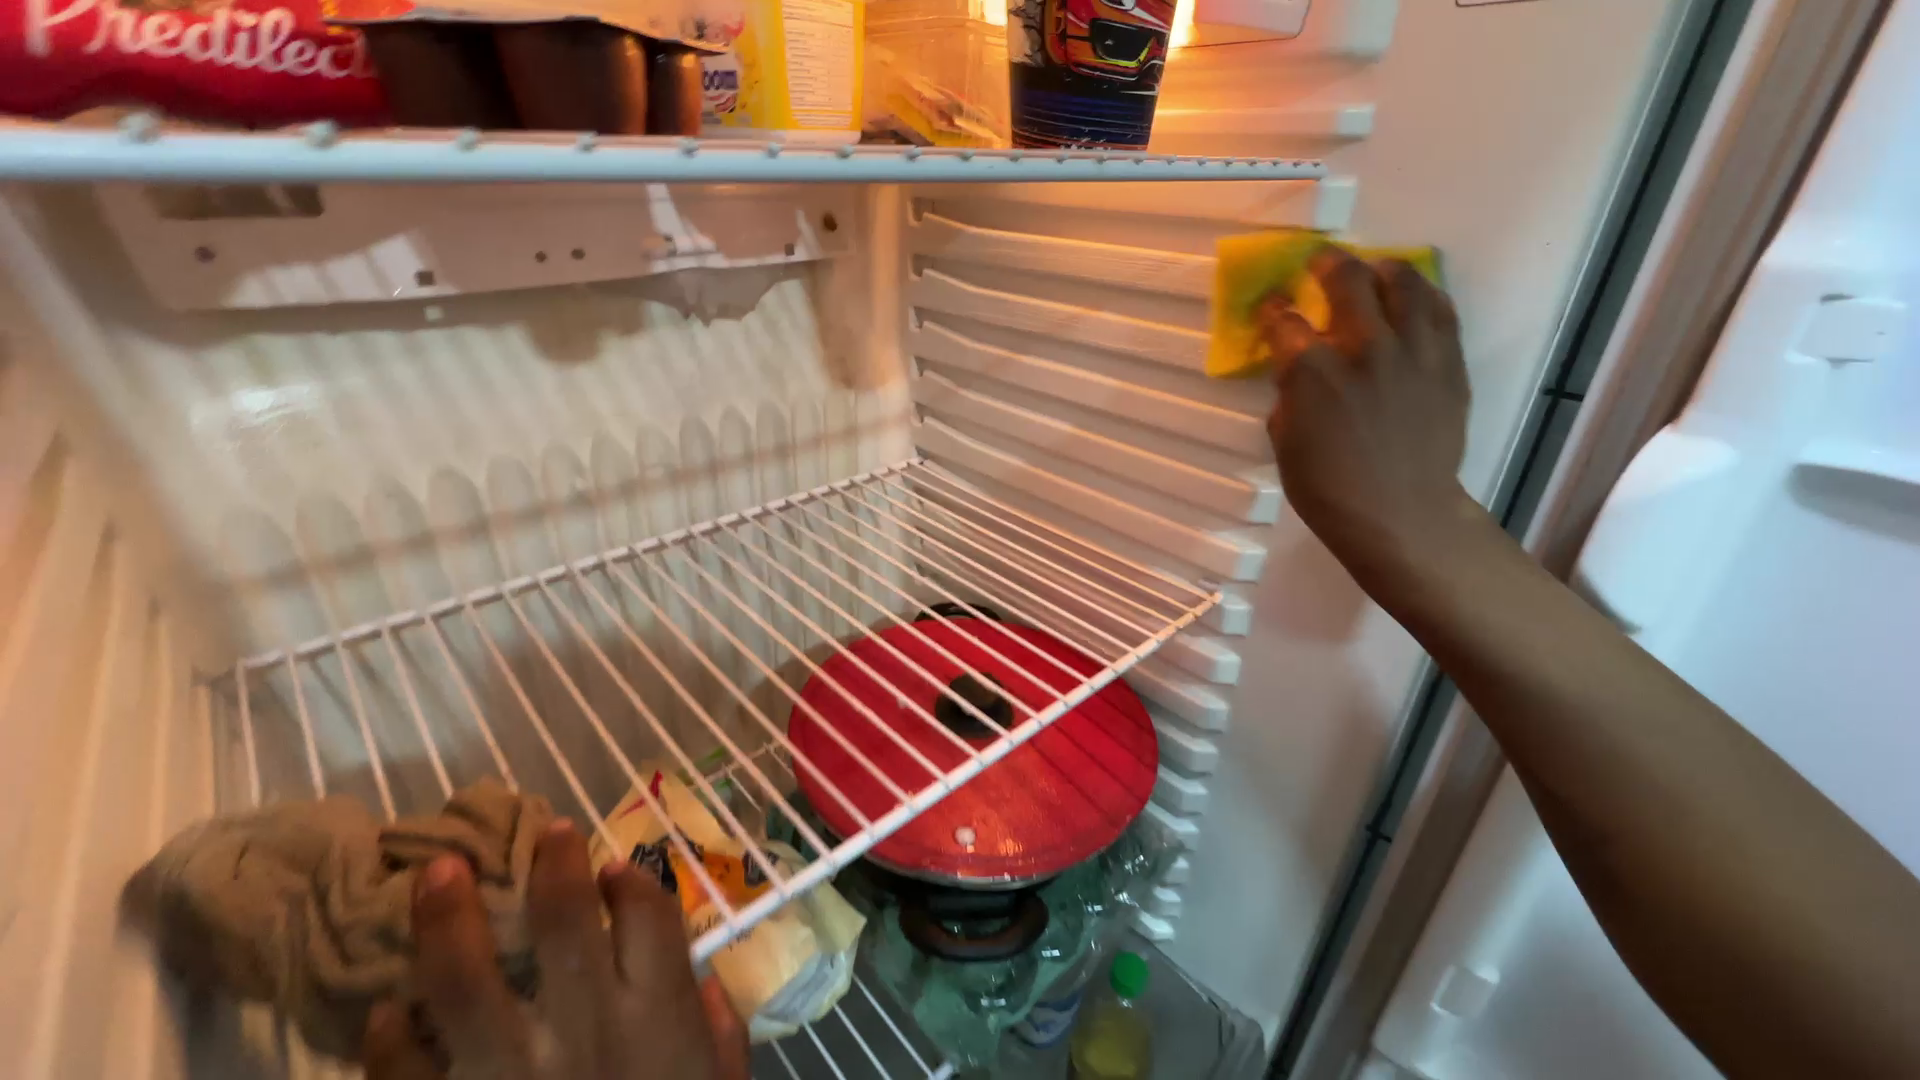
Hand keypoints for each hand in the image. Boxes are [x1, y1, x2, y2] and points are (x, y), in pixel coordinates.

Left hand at [363, 820, 749, 1079]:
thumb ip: (721, 1044)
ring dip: (448, 918)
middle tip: (542, 833)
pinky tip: (386, 1009)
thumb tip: (708, 987)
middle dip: (551, 865)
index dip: (632, 880)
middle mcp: (585, 1030)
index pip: (650, 917)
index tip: (615, 865)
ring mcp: (507, 1078)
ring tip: (439, 873)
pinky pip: (405, 1073)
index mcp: (657, 1019)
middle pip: (562, 919)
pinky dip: (389, 1038)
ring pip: (467, 978)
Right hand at [1262, 246, 1473, 575]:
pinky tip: (1412, 298)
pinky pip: (1440, 310)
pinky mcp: (1448, 362)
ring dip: (1381, 269)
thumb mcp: (1285, 442)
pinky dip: (1422, 295)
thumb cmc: (1329, 488)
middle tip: (1319, 264)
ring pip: (1403, 281)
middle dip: (1326, 264)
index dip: (1273, 308)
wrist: (1400, 513)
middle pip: (1346, 280)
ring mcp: (1413, 351)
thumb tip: (1295, 368)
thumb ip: (1289, 395)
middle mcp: (1364, 348)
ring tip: (1372, 272)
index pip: (1284, 320)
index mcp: (1313, 372)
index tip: (1271, 306)